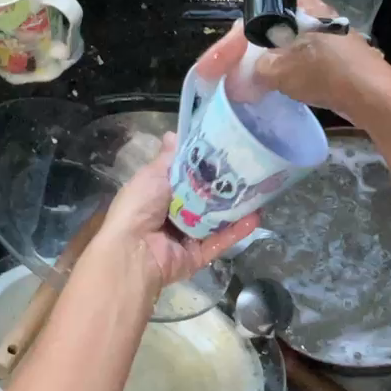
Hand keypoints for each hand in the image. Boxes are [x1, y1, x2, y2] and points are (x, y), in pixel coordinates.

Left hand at [91, 133, 261, 291]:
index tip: (226, 150)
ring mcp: (187, 237)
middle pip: (204, 199)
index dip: (204, 165)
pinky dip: (236, 231)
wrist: (132, 251)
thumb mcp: (151, 176)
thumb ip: (168, 159)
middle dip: (224, 187)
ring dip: (236, 209)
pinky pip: (219, 242)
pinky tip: (255, 217)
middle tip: (249, 170)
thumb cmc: (138, 207)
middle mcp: (174, 215)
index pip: (187, 177)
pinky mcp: (197, 255)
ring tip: (259, 192)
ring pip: (216, 221)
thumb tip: (172, 134)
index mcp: (160, 194)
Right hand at [193, 0, 390, 123]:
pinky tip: (280, 91)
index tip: (215, 68)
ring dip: (268, 69)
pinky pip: (303, 64)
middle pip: (269, 34)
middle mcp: (316, 14)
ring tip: (249, 88)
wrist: (374, 96)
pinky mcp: (340, 58)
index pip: (255, 19)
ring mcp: (331, 36)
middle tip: (230, 78)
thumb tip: (238, 86)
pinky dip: (288, 76)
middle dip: (248, 57)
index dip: (231, 46)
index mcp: (301, 5)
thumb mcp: (279, 71)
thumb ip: (252, 73)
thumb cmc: (325, 73)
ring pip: (286, 51)